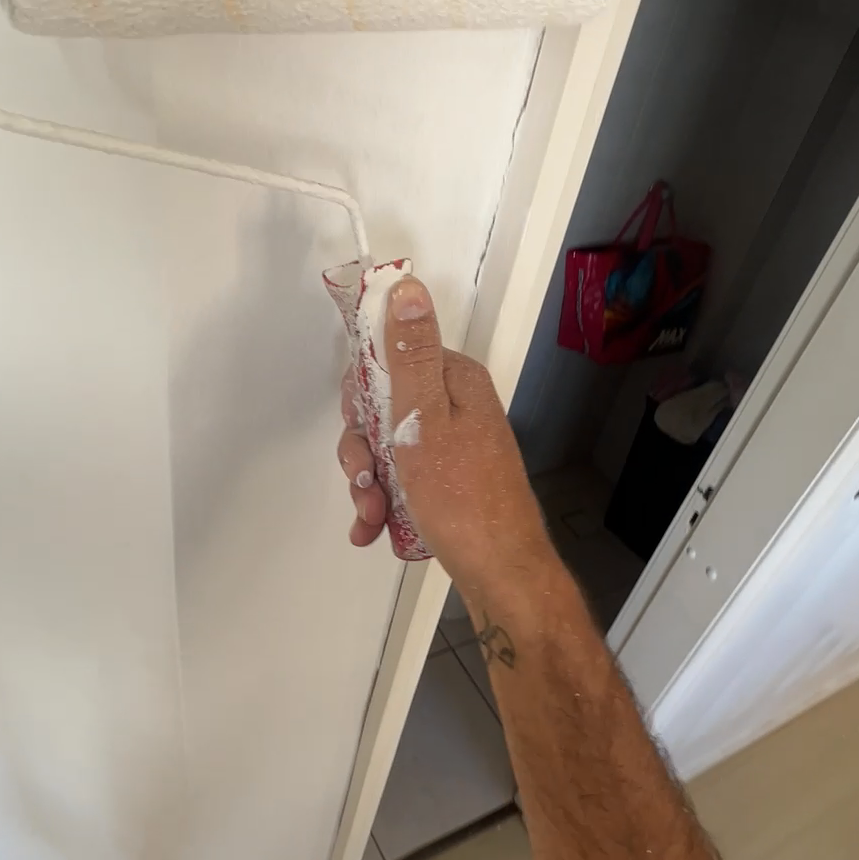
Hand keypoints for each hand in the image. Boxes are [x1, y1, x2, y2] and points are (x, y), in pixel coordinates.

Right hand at [336, 276, 557, 603]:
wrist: (500, 573)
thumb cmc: (460, 498)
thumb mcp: (425, 420)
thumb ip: (410, 355)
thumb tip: (407, 286)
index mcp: (455, 381)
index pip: (392, 359)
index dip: (362, 392)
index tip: (358, 426)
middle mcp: (456, 408)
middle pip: (384, 408)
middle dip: (363, 448)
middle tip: (364, 479)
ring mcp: (453, 447)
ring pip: (388, 448)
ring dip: (369, 482)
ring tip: (371, 514)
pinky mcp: (449, 482)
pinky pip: (402, 479)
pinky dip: (383, 503)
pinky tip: (372, 529)